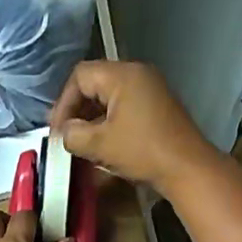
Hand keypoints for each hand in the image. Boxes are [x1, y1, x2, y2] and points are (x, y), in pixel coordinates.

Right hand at [49, 61, 221, 195]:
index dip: (63, 102)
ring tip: (80, 141)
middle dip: (76, 109)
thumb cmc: (142, 151)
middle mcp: (137, 74)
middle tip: (64, 135)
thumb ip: (73, 135)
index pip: (80, 76)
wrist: (186, 167)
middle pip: (95, 82)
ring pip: (109, 96)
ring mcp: (150, 88)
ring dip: (91, 116)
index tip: (56, 130)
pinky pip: (124, 105)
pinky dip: (108, 120)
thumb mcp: (100, 145)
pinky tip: (102, 142)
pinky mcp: (156, 106)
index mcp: (122, 75)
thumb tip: (64, 133)